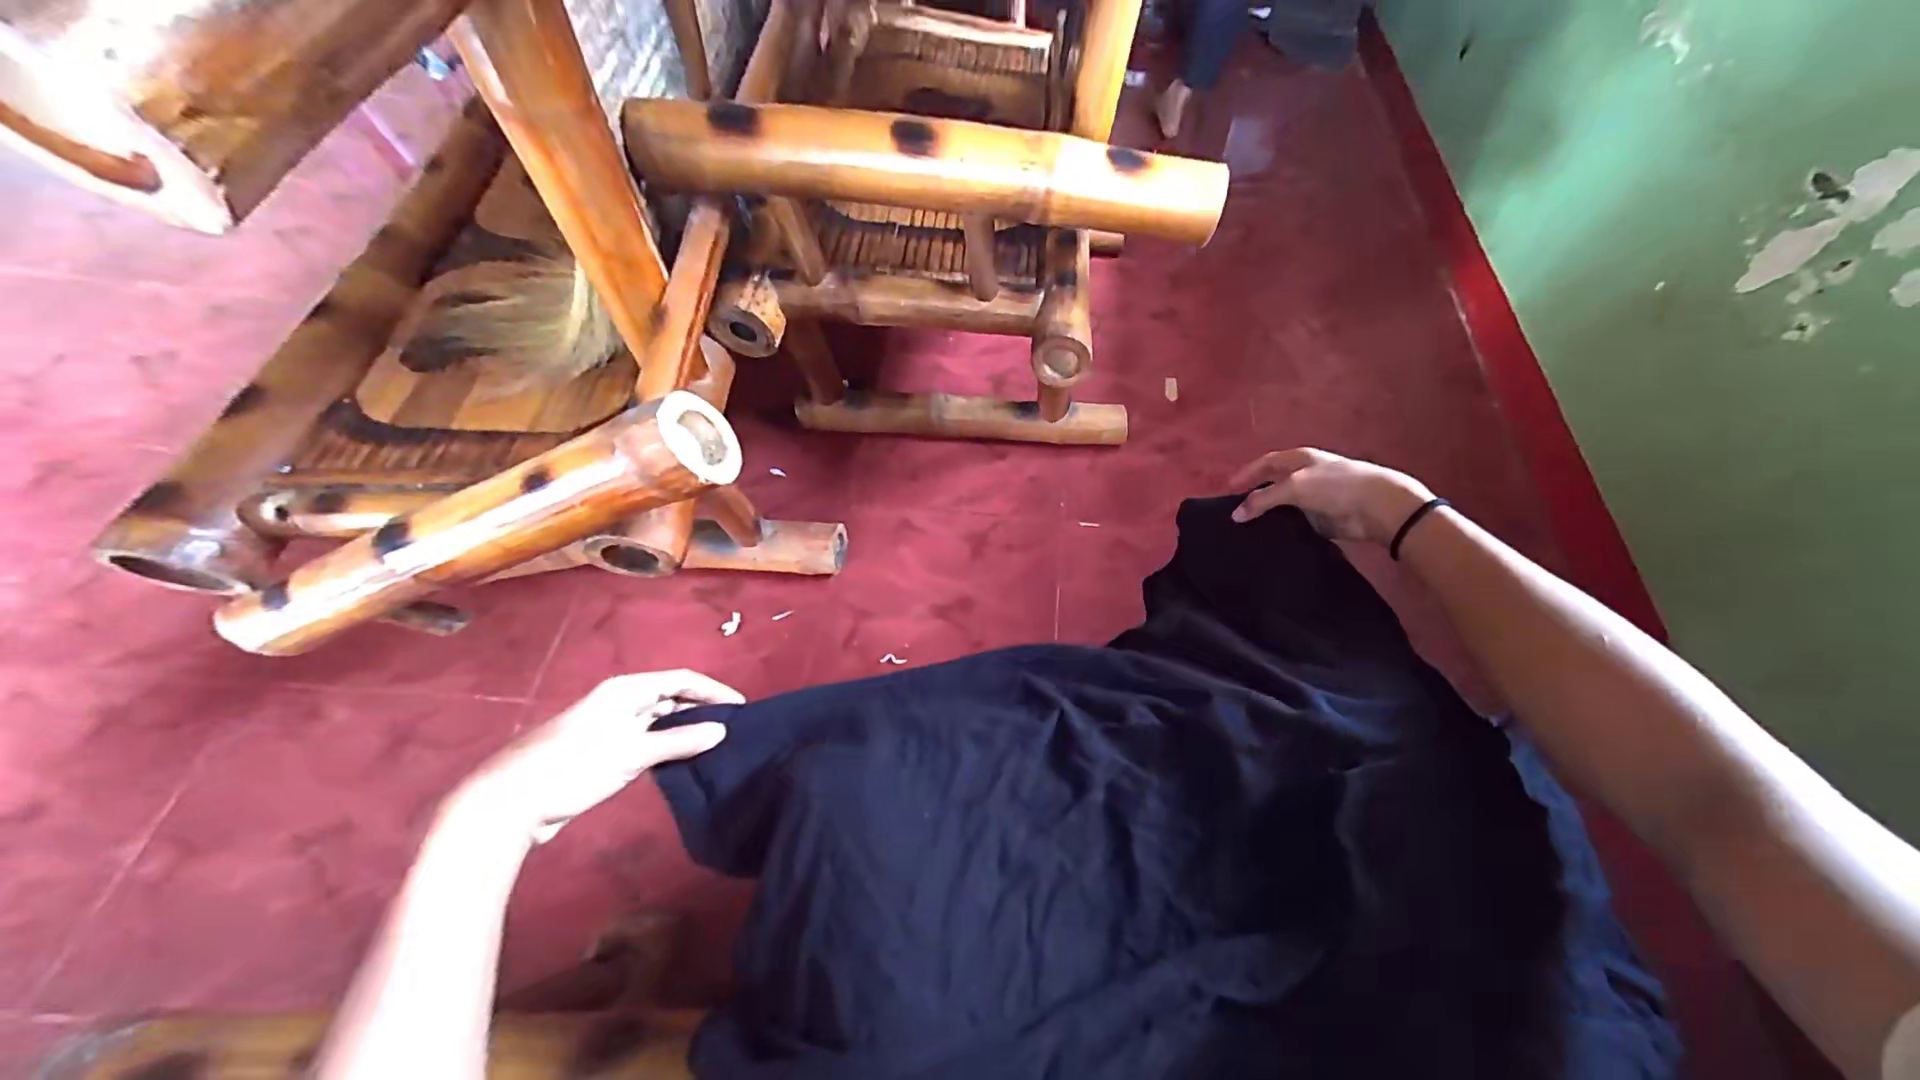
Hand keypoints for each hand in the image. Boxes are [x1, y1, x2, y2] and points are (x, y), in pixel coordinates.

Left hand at [449, 671, 742, 843]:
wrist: (508, 804)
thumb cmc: (573, 767)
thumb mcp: (632, 753)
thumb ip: (680, 741)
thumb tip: (722, 730)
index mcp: (625, 691)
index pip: (681, 680)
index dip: (713, 691)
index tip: (741, 708)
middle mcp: (619, 702)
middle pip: (670, 698)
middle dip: (701, 709)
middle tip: (733, 727)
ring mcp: (609, 728)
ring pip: (658, 722)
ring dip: (685, 730)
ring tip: (715, 745)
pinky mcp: (602, 754)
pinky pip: (646, 742)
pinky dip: (667, 748)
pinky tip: (682, 763)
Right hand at [1228, 448, 1434, 544]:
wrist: (1377, 506)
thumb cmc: (1334, 486)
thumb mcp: (1293, 487)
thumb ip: (1262, 500)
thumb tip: (1235, 515)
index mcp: (1300, 459)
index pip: (1266, 463)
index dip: (1246, 474)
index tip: (1228, 488)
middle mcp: (1306, 475)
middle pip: (1274, 484)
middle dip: (1255, 495)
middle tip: (1236, 511)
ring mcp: (1315, 497)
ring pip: (1284, 506)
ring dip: (1269, 515)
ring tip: (1249, 528)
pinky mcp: (1323, 518)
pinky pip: (1296, 523)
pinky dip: (1283, 528)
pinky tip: (1271, 537)